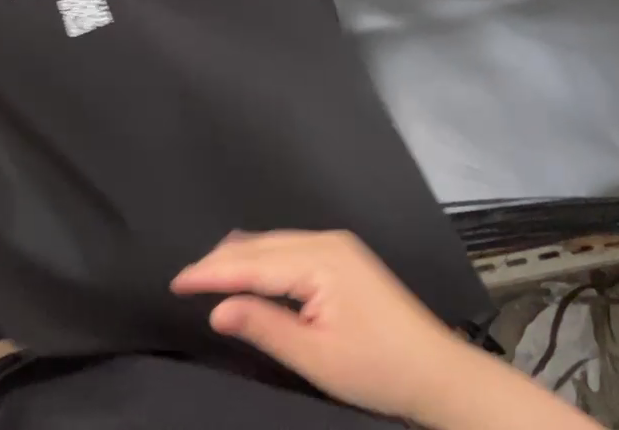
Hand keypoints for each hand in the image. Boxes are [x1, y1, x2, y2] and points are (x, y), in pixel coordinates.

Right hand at [172, 230, 497, 424]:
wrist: (443, 376)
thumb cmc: (380, 371)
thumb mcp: (316, 358)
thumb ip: (263, 326)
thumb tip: (216, 309)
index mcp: (319, 261)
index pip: (249, 264)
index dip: (209, 273)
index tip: (175, 283)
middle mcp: (324, 241)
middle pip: (255, 246)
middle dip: (218, 263)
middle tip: (186, 286)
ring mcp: (334, 244)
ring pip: (267, 243)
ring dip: (236, 260)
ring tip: (208, 282)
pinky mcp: (340, 254)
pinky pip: (284, 247)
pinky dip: (258, 260)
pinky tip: (247, 276)